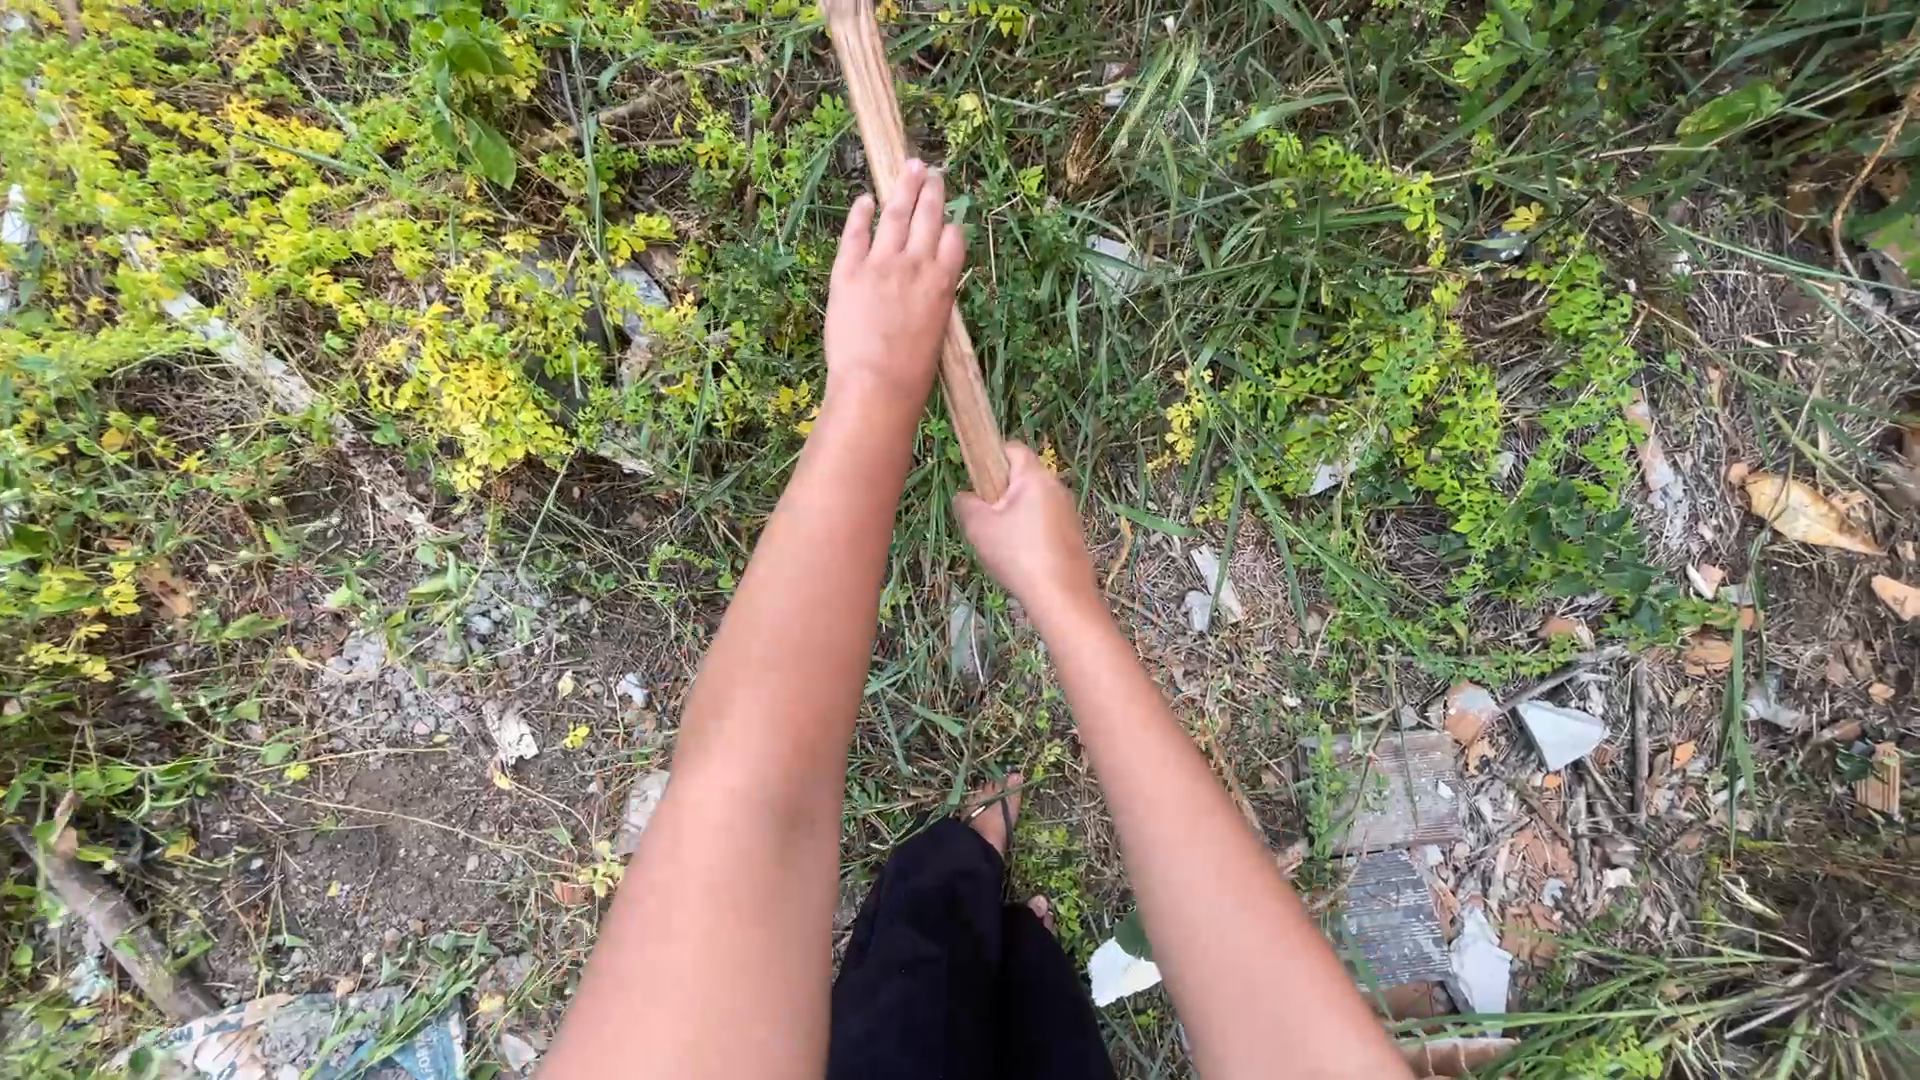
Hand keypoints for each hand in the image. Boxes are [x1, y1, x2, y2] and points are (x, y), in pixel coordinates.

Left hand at [823, 159, 965, 412]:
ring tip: (910, 167)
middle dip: (931, 191)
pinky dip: (860, 213)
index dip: (951, 226)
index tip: (948, 220)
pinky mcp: (848, 271)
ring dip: (904, 187)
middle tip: (931, 172)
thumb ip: (933, 305)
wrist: (876, 385)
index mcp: (943, 284)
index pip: (954, 239)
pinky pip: (855, 233)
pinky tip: (865, 199)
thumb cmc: (912, 376)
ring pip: (895, 214)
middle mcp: (916, 265)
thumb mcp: (936, 337)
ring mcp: (881, 264)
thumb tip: (929, 294)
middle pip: (928, 216)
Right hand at [953, 443, 1100, 622]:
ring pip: (1033, 503)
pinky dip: (1030, 534)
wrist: (1061, 596)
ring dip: (1015, 517)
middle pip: (1022, 479)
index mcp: (1035, 477)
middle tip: (986, 521)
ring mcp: (1069, 512)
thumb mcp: (979, 527)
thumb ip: (966, 503)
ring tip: (1002, 546)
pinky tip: (1021, 559)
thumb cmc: (1017, 554)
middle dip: (1001, 494)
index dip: (991, 457)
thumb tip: (966, 496)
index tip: (978, 482)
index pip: (1012, 449)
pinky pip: (1045, 523)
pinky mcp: (1074, 534)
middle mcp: (1057, 488)